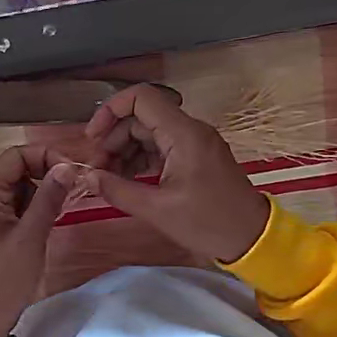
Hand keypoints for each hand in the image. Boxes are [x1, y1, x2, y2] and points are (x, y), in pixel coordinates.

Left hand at [0, 145, 81, 336]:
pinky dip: (38, 209)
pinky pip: (20, 209)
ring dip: (45, 192)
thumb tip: (67, 167)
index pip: (15, 156)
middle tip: (76, 189)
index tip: (73, 173)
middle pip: (18, 169)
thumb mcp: (29, 238)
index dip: (45, 156)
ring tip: (67, 206)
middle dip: (48, 172)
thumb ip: (48, 199)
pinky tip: (54, 220)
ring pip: (22, 189)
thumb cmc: (2, 280)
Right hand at [81, 84, 269, 262]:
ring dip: (124, 150)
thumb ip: (117, 189)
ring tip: (109, 177)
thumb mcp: (156, 210)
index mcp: (184, 134)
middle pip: (141, 116)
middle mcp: (190, 129)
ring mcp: (194, 141)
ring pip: (149, 131)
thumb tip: (86, 176)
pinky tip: (127, 179)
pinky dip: (141, 158)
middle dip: (113, 138)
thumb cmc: (207, 223)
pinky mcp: (196, 155)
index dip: (109, 111)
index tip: (92, 139)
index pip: (140, 98)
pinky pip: (161, 145)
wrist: (251, 238)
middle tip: (97, 169)